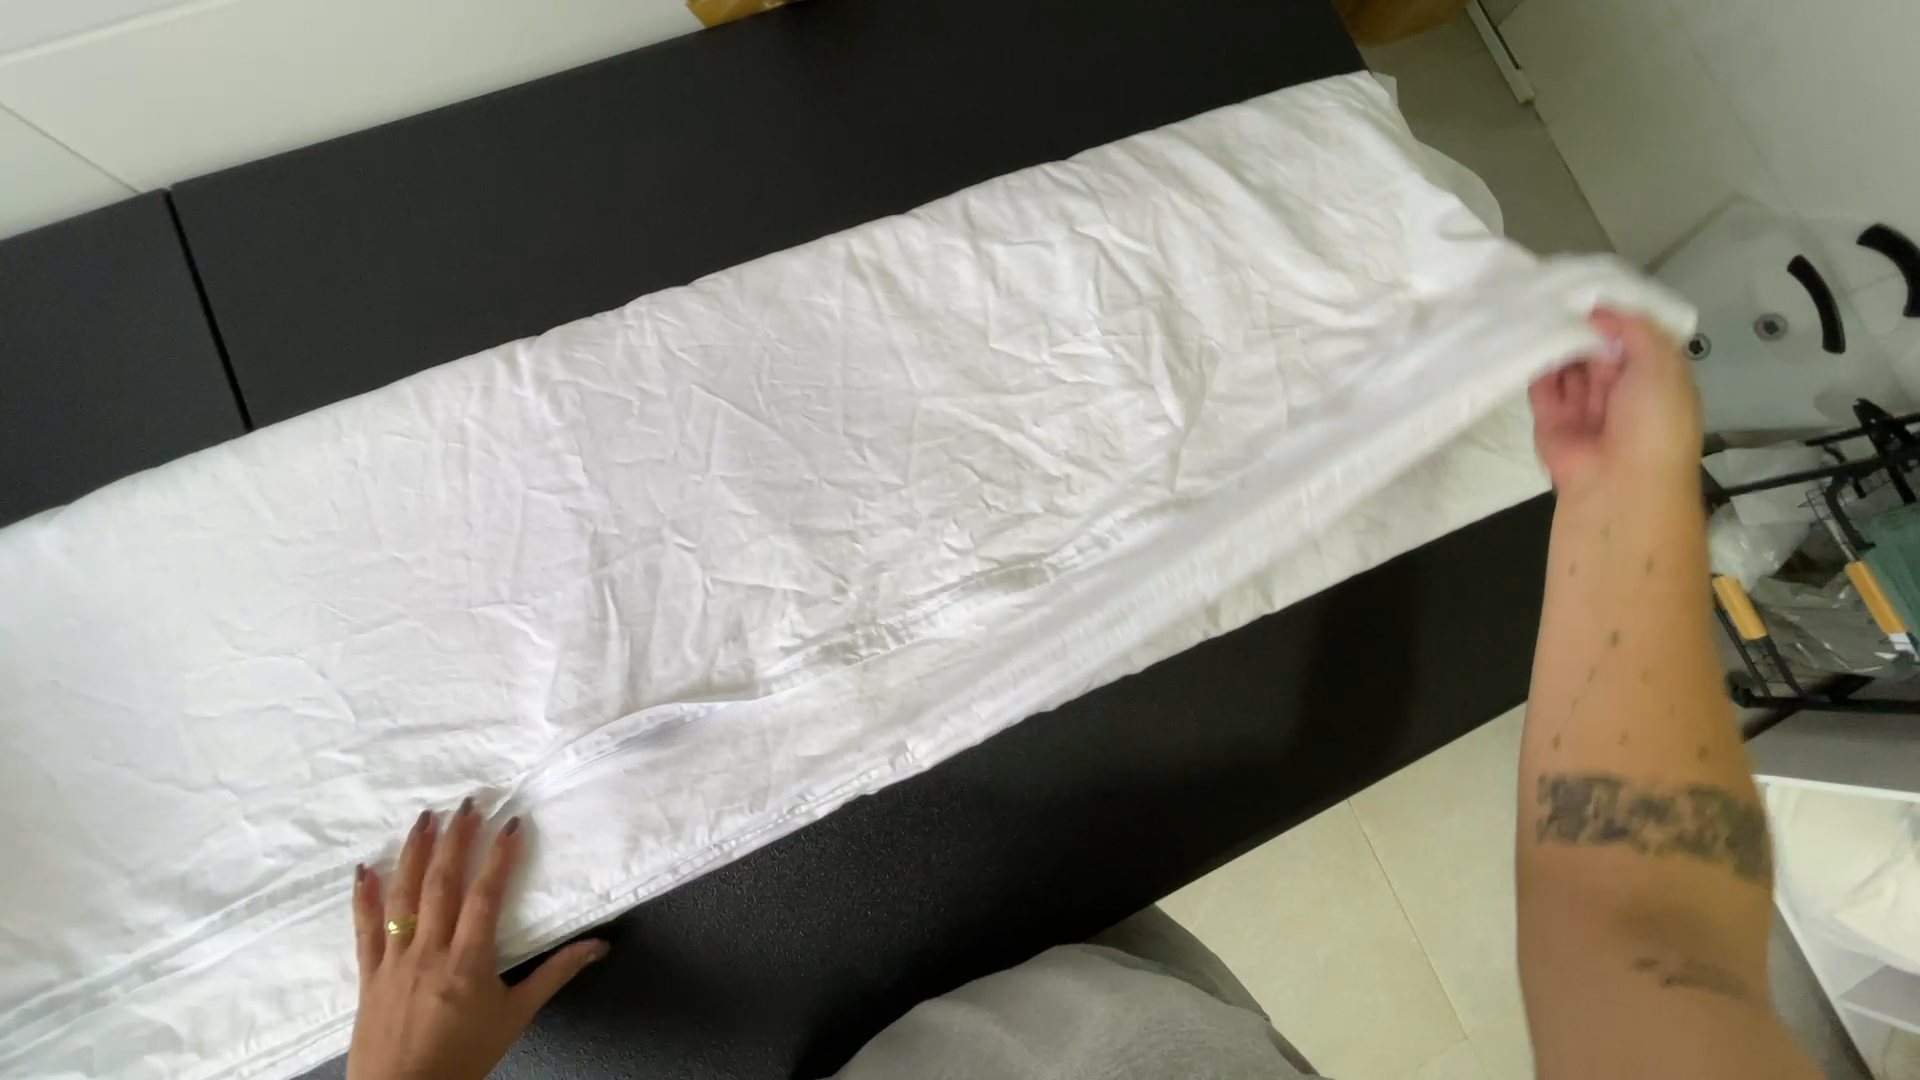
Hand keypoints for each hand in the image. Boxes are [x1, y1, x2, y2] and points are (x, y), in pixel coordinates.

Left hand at [348, 803, 606, 1079]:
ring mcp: (393, 963)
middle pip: (441, 885)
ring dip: (413, 853)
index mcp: (468, 960)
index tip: (511, 822)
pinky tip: (364, 868)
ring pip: (401, 898)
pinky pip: (363, 931)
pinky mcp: (367, 977)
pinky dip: (363, 897)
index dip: (500, 856)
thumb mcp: (516, 1016)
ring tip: (423, 818)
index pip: (486, 895)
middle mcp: (428, 953)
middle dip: (455, 840)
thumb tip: (601, 945)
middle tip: (467, 803)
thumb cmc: (463, 1057)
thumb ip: (556, 974)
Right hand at [1529, 309, 1702, 498]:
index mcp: (1654, 379)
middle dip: (1584, 329)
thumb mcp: (1662, 365)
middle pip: (1598, 351)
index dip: (1617, 318)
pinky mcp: (1549, 419)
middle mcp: (1618, 391)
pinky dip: (1536, 369)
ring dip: (1559, 347)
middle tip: (1562, 300)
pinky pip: (1542, 388)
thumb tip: (1598, 310)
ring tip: (1541, 316)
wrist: (1617, 479)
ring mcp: (1582, 406)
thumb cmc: (1654, 421)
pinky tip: (1530, 346)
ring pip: (1568, 367)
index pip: (1634, 340)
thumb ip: (1635, 331)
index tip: (1594, 293)